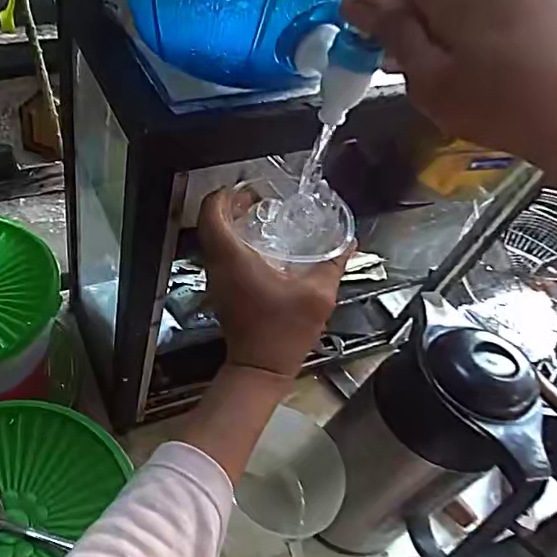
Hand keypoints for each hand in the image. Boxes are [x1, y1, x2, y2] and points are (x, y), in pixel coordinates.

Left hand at [198, 187, 347, 377]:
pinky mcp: (221, 290)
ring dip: (228, 224)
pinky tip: (259, 247)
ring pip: (211, 240)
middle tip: (254, 199)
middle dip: (227, 205)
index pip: (211, 213)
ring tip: (258, 218)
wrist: (259, 366)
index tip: (247, 190)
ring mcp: (216, 279)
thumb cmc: (282, 332)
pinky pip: (218, 256)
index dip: (224, 194)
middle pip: (208, 223)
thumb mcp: (317, 294)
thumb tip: (348, 243)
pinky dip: (232, 242)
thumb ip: (333, 264)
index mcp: (232, 259)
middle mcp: (217, 266)